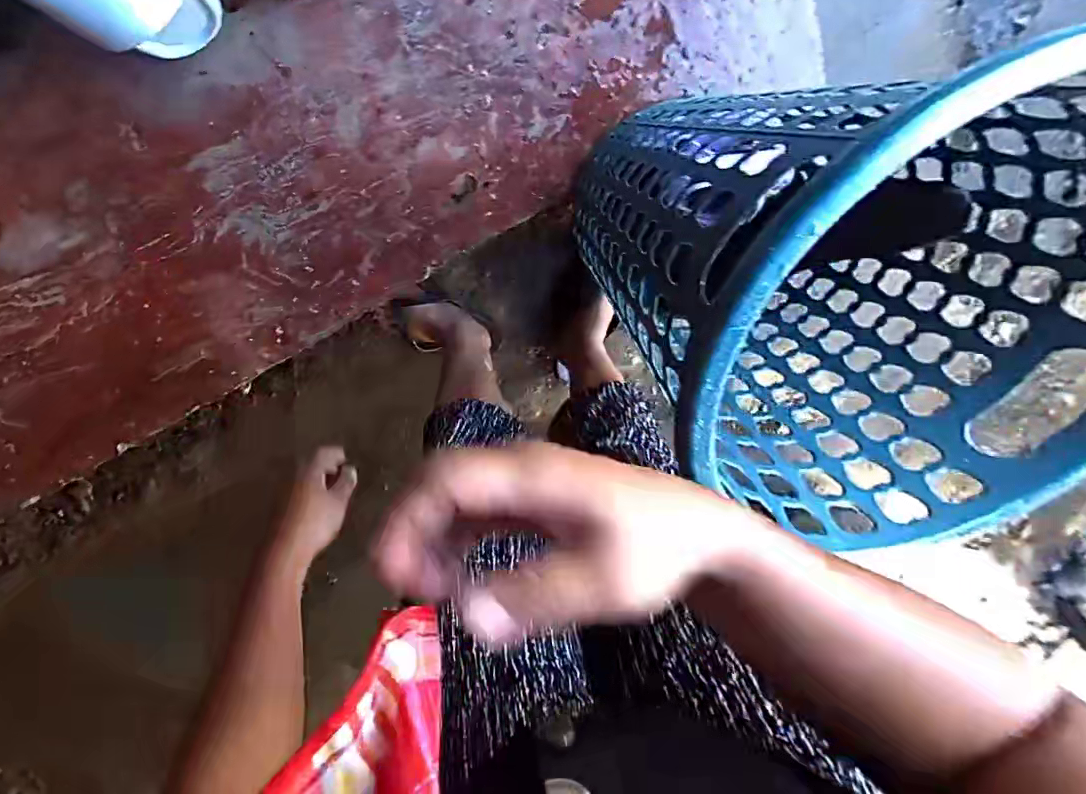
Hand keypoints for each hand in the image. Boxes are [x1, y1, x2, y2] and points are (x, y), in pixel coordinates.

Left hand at [272, 446, 357, 564]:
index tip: (346, 459)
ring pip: (301, 475)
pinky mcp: (276, 503)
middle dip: (325, 465)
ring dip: (315, 478)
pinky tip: (314, 501)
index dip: (336, 454)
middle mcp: (291, 472)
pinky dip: (306, 488)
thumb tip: (349, 469)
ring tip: (329, 488)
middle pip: (310, 461)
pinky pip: (295, 487)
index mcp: (308, 467)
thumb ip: (346, 483)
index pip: (324, 451)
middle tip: (339, 472)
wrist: (283, 551)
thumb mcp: (338, 502)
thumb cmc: (316, 522)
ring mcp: (281, 488)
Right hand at [370, 441, 763, 645]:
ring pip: (457, 495)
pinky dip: (455, 538)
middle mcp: (520, 466)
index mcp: (531, 472)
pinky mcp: (531, 499)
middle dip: (411, 524)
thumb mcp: (605, 581)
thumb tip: (468, 618)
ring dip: (431, 534)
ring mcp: (525, 481)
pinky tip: (452, 575)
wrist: (696, 527)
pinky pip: (478, 511)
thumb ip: (537, 596)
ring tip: (423, 587)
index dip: (410, 513)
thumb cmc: (655, 547)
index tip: (389, 566)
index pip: (450, 476)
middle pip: (444, 479)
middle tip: (399, 582)